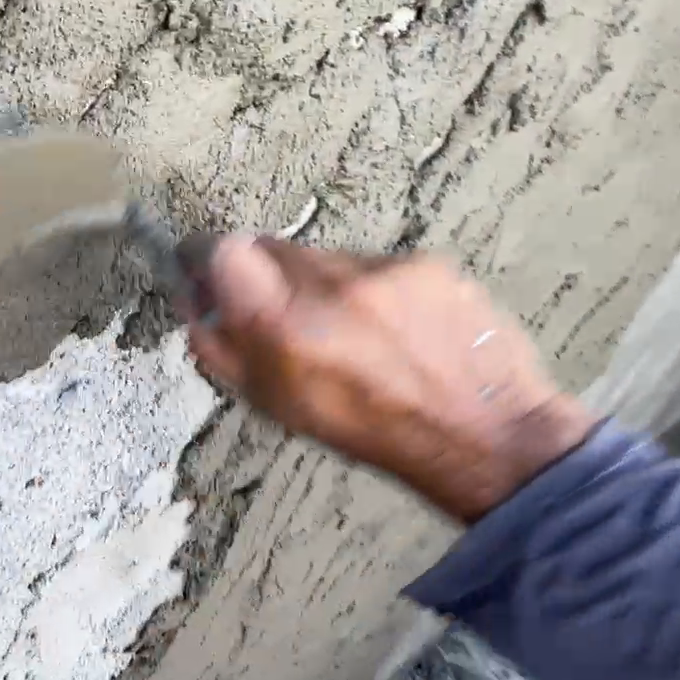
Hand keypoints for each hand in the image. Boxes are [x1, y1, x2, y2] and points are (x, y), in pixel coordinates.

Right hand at [179, 235, 596, 523]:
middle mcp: (328, 285)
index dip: (206, 254)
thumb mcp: (265, 400)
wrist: (485, 434)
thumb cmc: (360, 426)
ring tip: (344, 327)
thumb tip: (194, 304)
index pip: (224, 250)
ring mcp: (383, 270)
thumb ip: (217, 346)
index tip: (202, 266)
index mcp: (281, 326)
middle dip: (260, 272)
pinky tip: (387, 325)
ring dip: (314, 281)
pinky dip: (365, 286)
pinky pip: (370, 261)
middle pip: (267, 246)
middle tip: (275, 306)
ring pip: (319, 254)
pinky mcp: (427, 262)